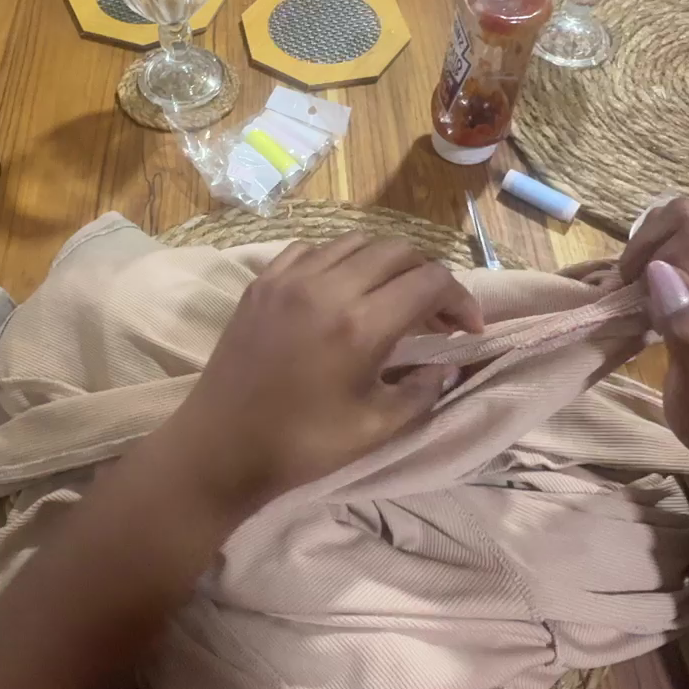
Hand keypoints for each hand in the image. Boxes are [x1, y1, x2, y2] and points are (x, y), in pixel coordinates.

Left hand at [159, 233, 482, 510]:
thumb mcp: (376, 428)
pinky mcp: (261, 282)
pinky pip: (311, 249)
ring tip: (392, 296)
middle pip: (397, 250)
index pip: (430, 281)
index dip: (461, 299)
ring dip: (386, 263)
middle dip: (428, 274)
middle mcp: (326, 287)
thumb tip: (448, 364)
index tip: (467, 329)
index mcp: (360, 325)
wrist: (220, 447)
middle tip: (436, 312)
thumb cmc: (302, 446)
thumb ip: (423, 390)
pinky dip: (339, 259)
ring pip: (355, 242)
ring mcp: (288, 278)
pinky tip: (341, 289)